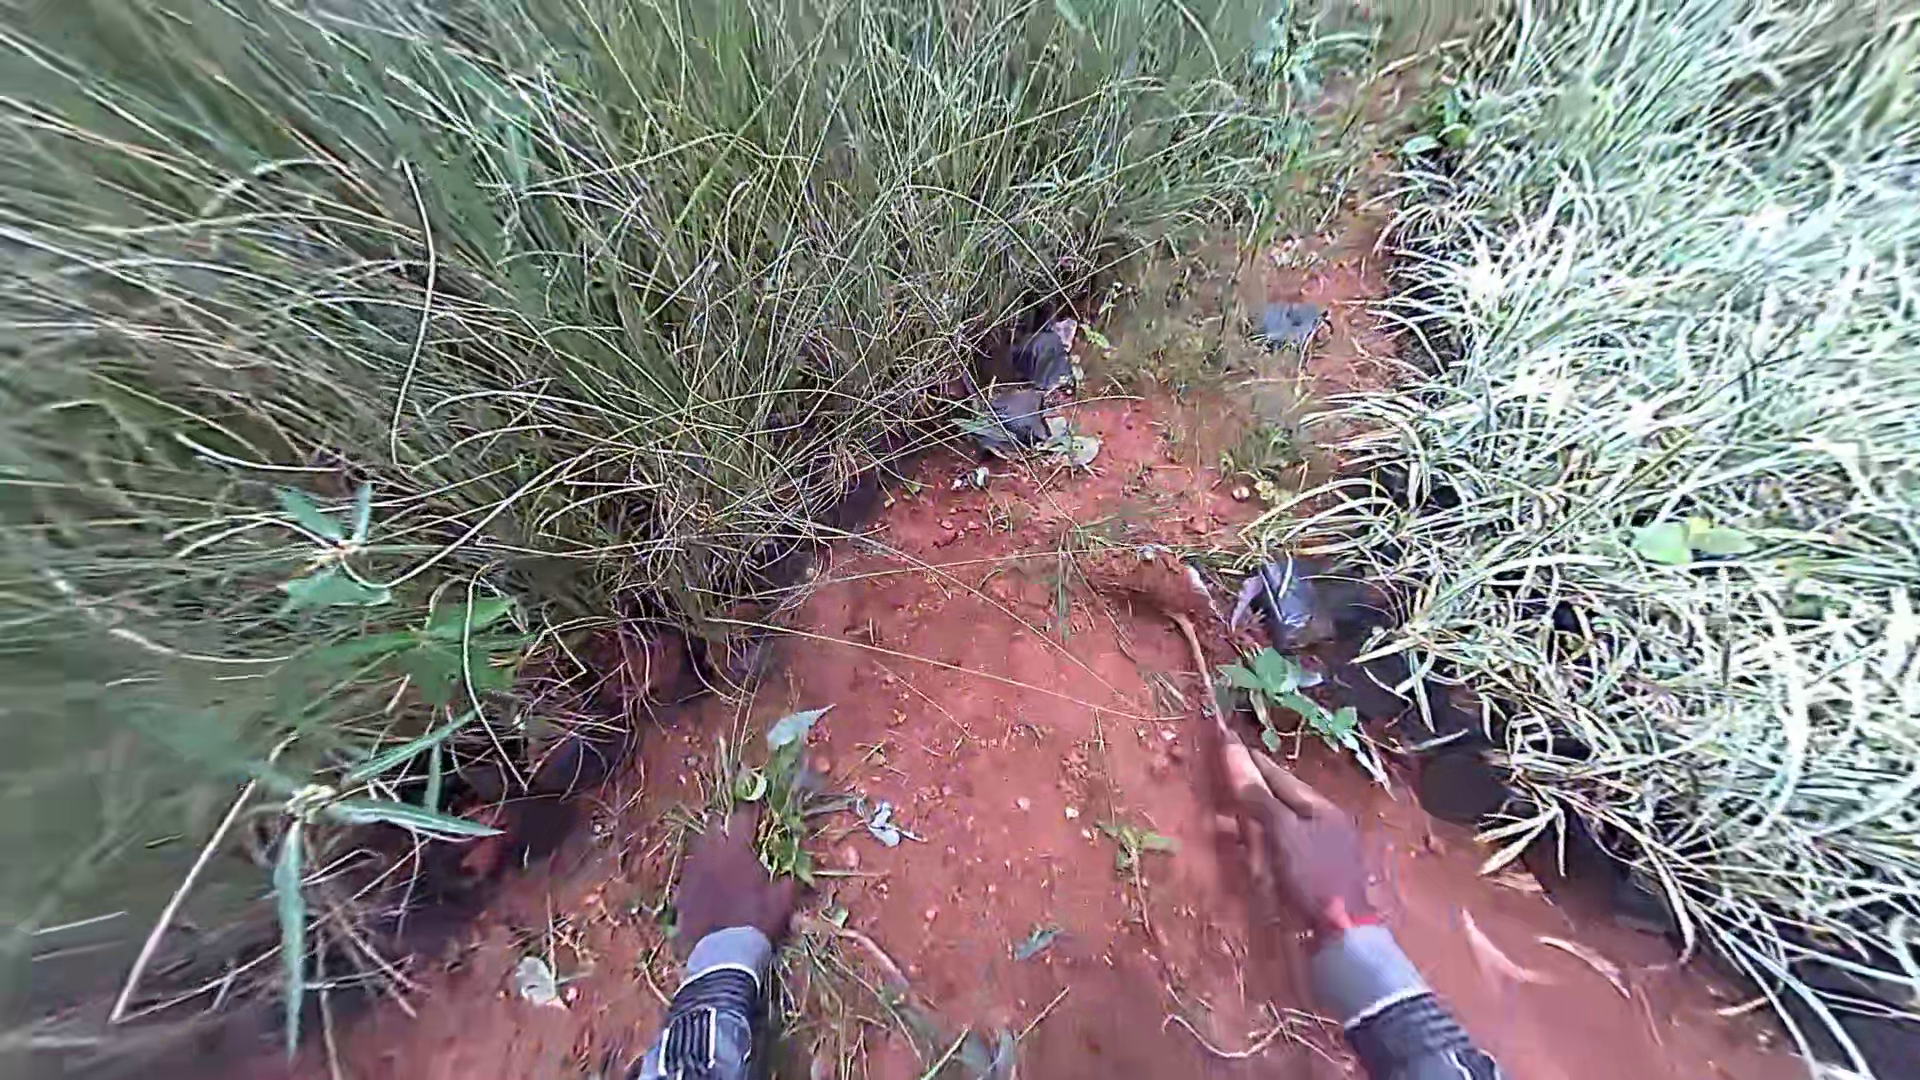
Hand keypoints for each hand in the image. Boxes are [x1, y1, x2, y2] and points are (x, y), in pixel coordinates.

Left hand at [673, 808, 800, 949]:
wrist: (724, 955)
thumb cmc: (757, 921)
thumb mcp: (782, 900)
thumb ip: (786, 883)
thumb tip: (791, 876)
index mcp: (738, 851)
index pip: (743, 819)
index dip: (749, 810)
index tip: (753, 804)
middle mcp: (713, 857)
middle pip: (712, 828)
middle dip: (721, 822)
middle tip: (727, 821)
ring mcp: (694, 876)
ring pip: (696, 850)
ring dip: (705, 845)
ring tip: (712, 847)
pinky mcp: (682, 896)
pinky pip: (687, 876)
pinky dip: (695, 873)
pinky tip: (700, 878)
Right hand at [1220, 732, 1374, 936]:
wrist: (1341, 944)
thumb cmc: (1313, 877)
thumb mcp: (1281, 830)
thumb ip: (1255, 791)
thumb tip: (1231, 748)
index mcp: (1318, 806)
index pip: (1274, 772)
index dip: (1247, 757)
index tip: (1221, 739)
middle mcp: (1317, 822)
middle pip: (1272, 795)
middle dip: (1243, 785)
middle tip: (1213, 772)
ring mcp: (1312, 849)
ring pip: (1269, 820)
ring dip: (1243, 813)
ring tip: (1216, 808)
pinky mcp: (1303, 873)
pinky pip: (1270, 844)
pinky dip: (1250, 838)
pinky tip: (1233, 840)